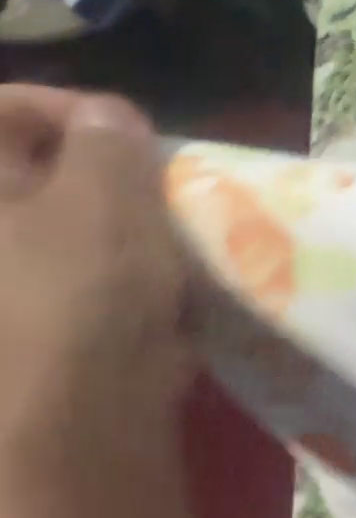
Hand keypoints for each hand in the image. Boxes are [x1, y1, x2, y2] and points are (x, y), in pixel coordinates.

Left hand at [0, 86, 194, 468]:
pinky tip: (165, 286)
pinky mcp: (40, 315)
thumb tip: (111, 114)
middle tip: (166, 193)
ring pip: (69, 222)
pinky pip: (84, 271)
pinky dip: (126, 269)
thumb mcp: (108, 205)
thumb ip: (112, 147)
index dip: (79, 113)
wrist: (74, 409)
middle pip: (39, 169)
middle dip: (108, 174)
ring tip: (176, 242)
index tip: (144, 139)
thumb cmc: (80, 292)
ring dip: (125, 225)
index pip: (5, 108)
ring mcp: (12, 272)